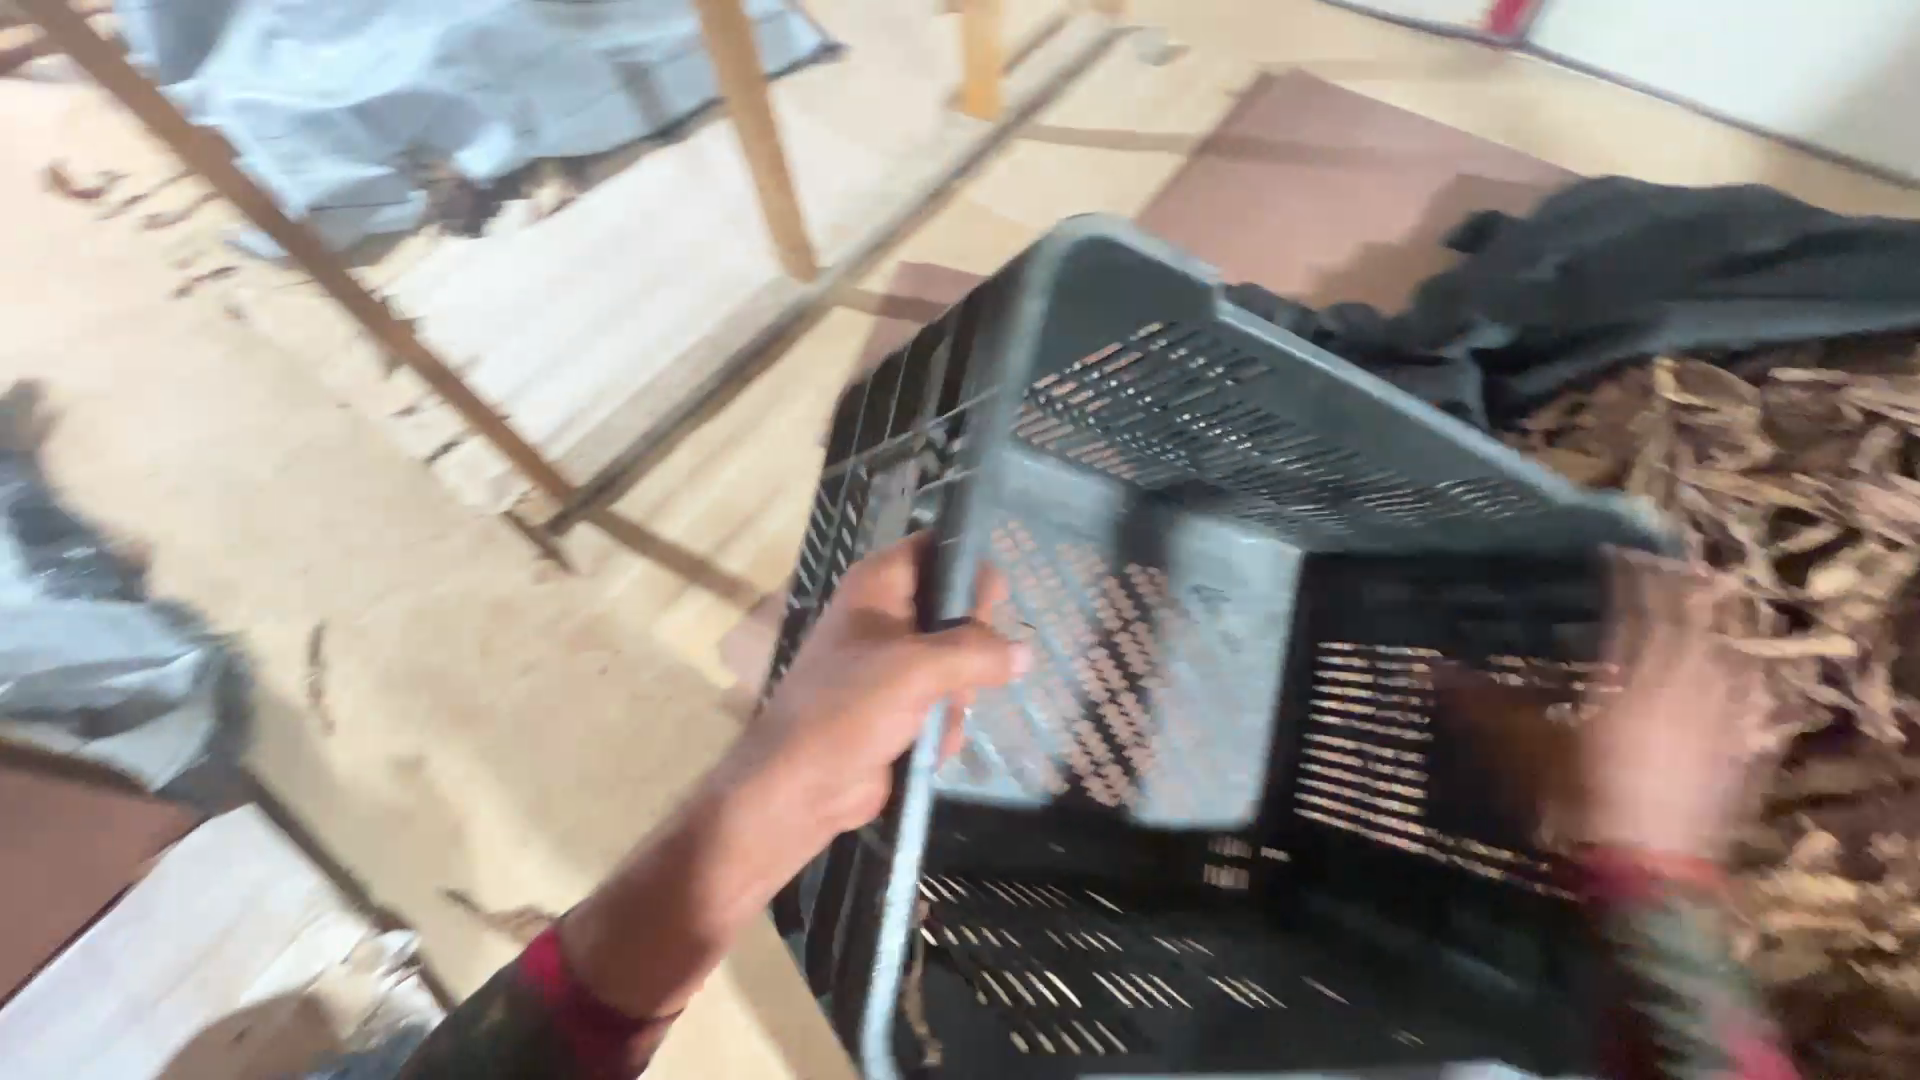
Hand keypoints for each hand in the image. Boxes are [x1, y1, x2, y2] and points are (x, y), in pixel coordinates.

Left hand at [559, 533, 1027, 1020]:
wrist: (801, 788)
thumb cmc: (847, 709)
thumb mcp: (916, 669)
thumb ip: (976, 652)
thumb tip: (1024, 652)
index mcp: (880, 584)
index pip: (937, 547)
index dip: (969, 564)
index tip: (995, 601)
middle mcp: (888, 615)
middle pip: (959, 608)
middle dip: (972, 648)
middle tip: (964, 671)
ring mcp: (896, 663)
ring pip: (961, 660)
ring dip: (960, 695)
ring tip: (939, 715)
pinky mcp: (903, 705)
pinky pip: (949, 700)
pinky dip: (947, 723)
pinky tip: (930, 743)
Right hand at [1438, 549, 1769, 860]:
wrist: (1641, 866)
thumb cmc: (1571, 795)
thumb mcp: (1515, 745)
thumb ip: (1477, 702)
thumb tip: (1424, 668)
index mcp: (1630, 681)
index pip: (1635, 613)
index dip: (1629, 579)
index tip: (1618, 553)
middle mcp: (1681, 692)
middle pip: (1690, 629)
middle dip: (1682, 595)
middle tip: (1671, 568)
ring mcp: (1715, 726)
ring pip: (1727, 663)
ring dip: (1719, 632)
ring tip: (1711, 611)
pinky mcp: (1734, 757)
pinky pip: (1749, 708)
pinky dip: (1746, 683)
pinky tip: (1743, 678)